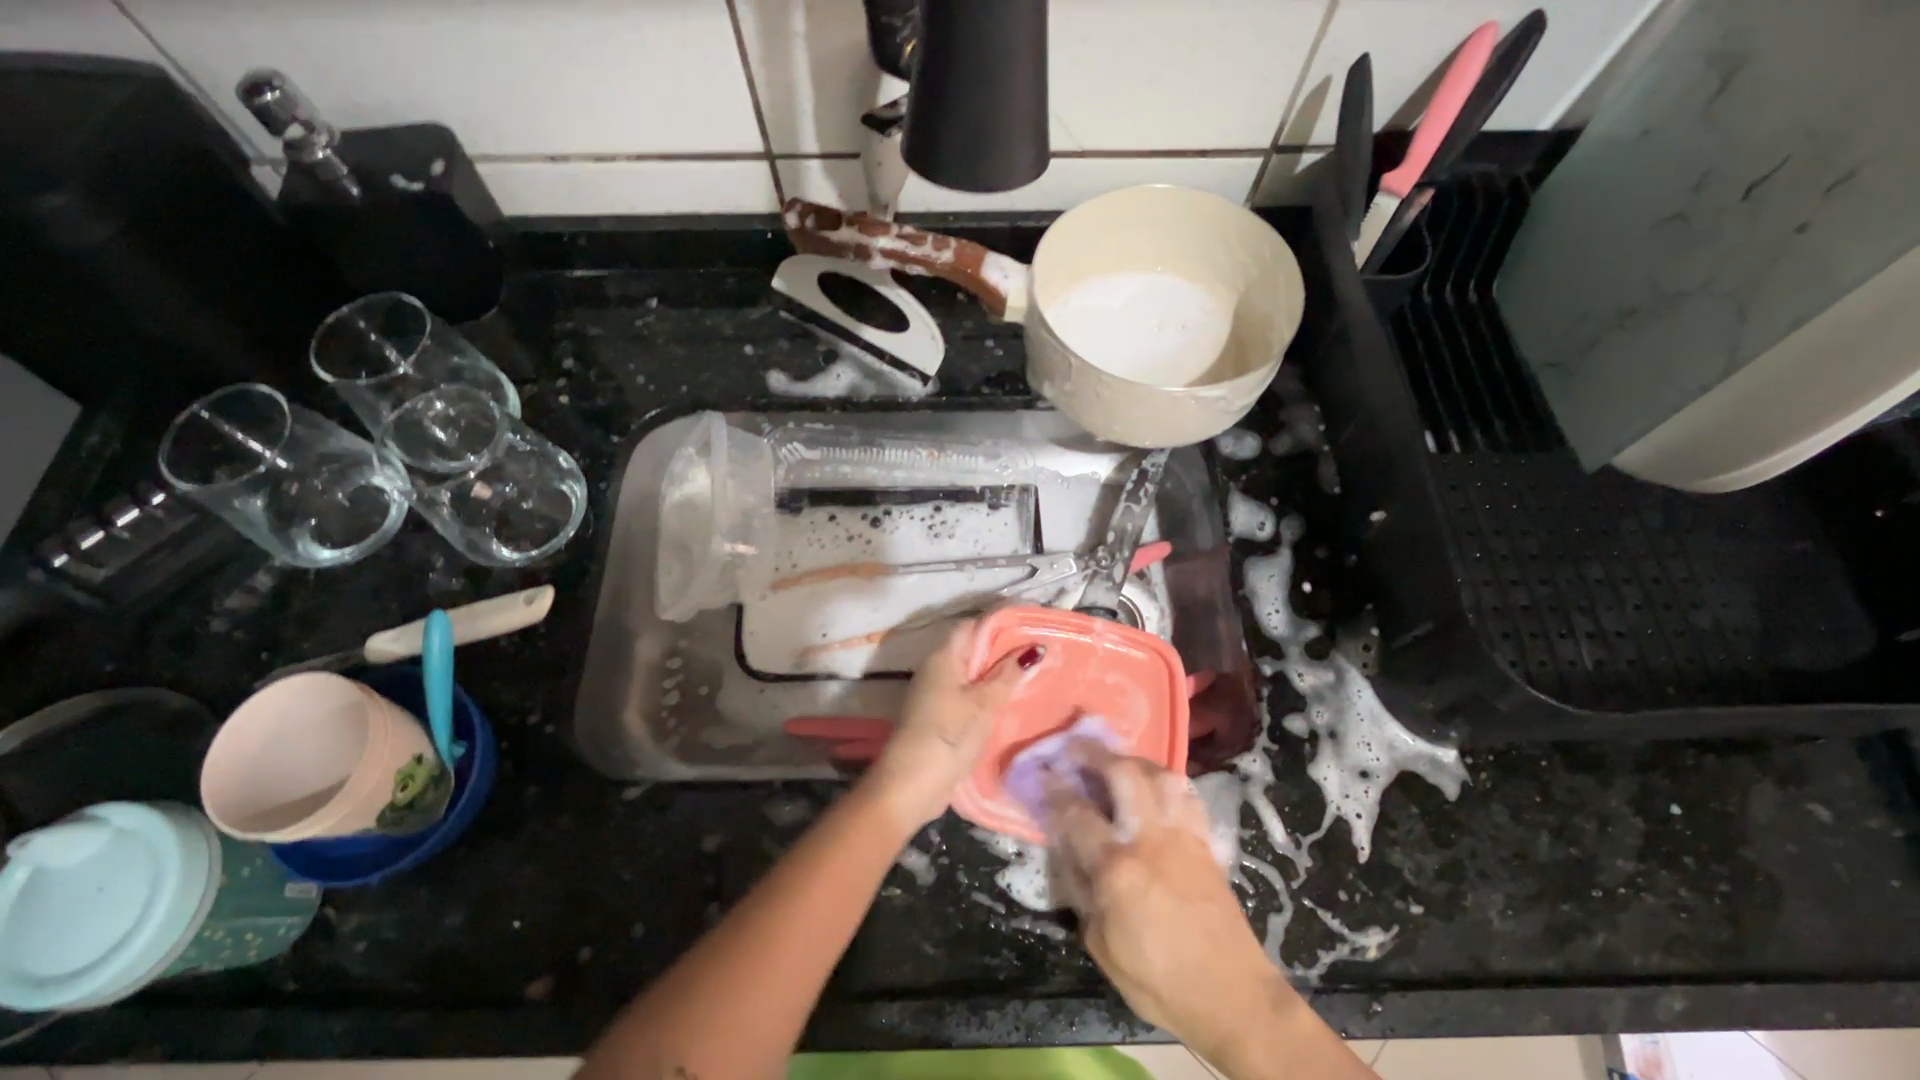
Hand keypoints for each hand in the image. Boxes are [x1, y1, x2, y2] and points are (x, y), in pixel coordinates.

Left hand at [862, 619, 1046, 830]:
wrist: (911, 784)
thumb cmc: (949, 734)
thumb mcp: (984, 703)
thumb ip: (1008, 674)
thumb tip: (1035, 649)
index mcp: (943, 657)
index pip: (971, 627)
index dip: (999, 625)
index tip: (1030, 629)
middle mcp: (936, 671)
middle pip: (971, 651)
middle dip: (1002, 652)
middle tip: (1040, 655)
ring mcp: (935, 696)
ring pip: (970, 676)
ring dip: (995, 677)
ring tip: (1031, 678)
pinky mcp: (939, 718)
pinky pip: (966, 697)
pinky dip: (986, 697)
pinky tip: (1008, 706)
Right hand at [1045, 746, 1291, 1062]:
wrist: (1231, 995)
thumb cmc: (1158, 980)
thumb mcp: (1101, 946)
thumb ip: (1082, 894)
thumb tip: (1068, 856)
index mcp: (1117, 869)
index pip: (1078, 813)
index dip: (1056, 788)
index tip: (1043, 771)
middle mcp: (1151, 840)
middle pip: (1125, 775)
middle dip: (1096, 754)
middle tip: (1076, 746)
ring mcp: (1184, 838)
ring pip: (1163, 777)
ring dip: (1135, 760)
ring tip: (1118, 760)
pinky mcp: (1207, 845)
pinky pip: (1187, 797)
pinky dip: (1167, 783)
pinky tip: (1158, 788)